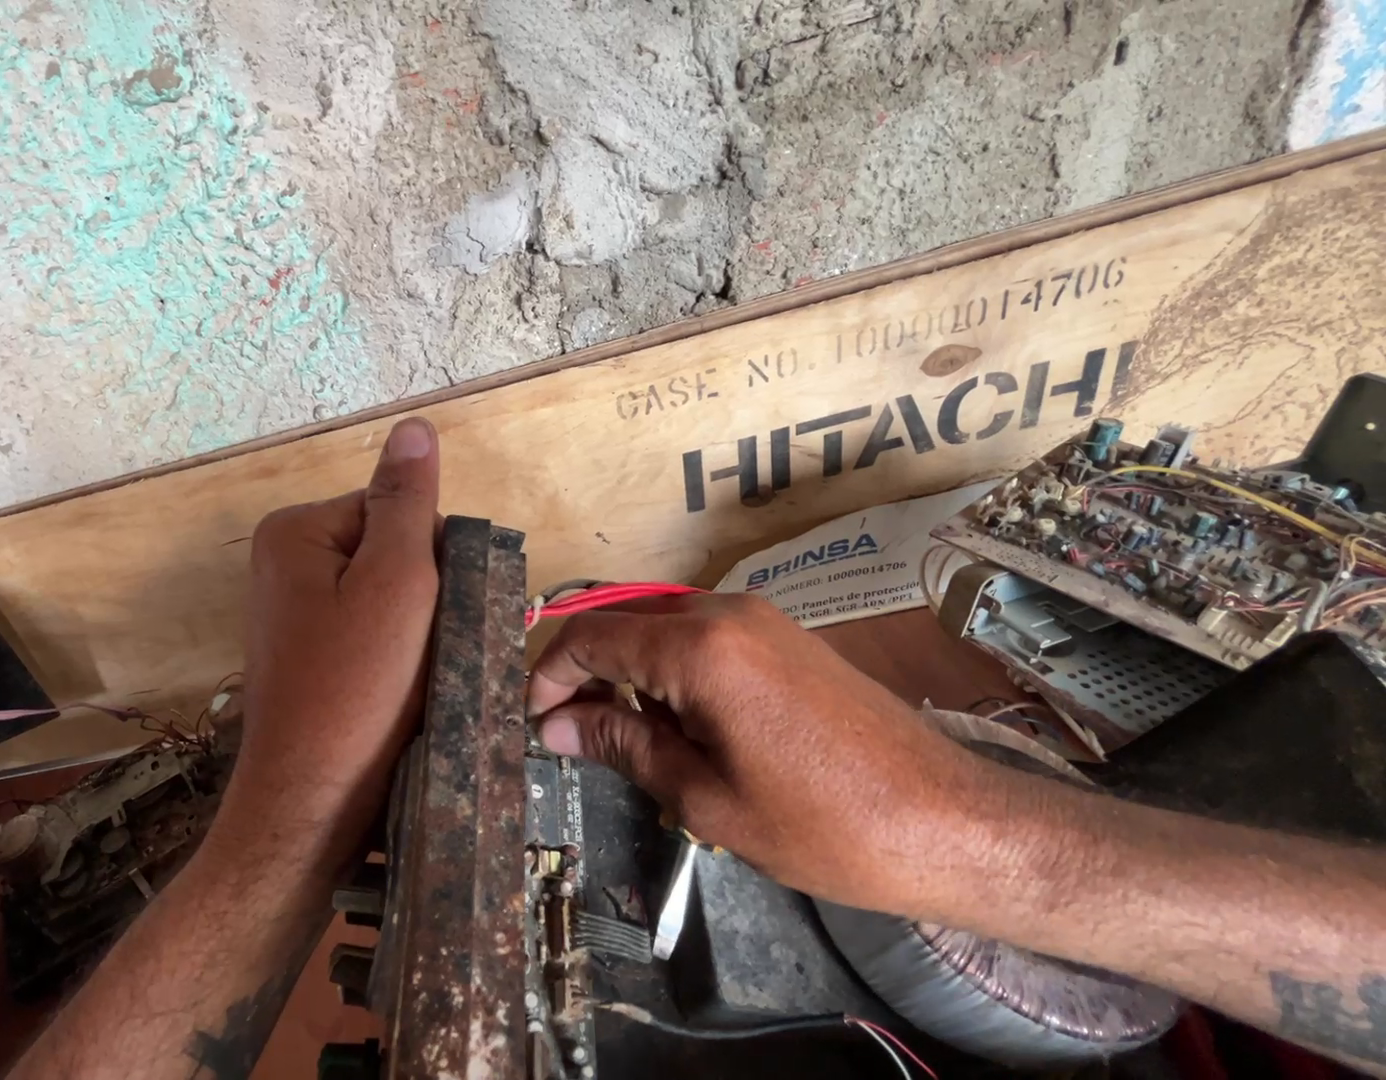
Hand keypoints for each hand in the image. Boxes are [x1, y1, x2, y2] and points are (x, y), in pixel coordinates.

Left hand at [222, 417, 441, 867]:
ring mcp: (293, 614)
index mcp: (295, 532)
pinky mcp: (308, 658)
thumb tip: (415, 427)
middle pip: (388, 551)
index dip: (430, 555)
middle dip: (422, 594)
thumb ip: (406, 503)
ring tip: (419, 673)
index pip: (393, 509)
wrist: (312, 804)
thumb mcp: (396, 582)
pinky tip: (401, 690)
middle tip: (429, 648)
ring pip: (385, 597)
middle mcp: (284, 564)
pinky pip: (368, 634)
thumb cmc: (358, 689)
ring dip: (416, 628)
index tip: (437, 608)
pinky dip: (395, 655)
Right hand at [527, 593, 1004, 912]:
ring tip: (619, 730)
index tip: (533, 719)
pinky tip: (673, 715)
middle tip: (567, 726)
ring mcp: (758, 616)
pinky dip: (664, 662)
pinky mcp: (781, 632)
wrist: (950, 822)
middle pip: (620, 617)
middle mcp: (724, 611)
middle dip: (582, 666)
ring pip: (657, 621)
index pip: (591, 637)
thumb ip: (620, 742)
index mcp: (699, 648)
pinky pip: (698, 631)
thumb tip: (552, 723)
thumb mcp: (703, 797)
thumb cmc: (820, 824)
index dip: (550, 674)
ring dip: (623, 664)